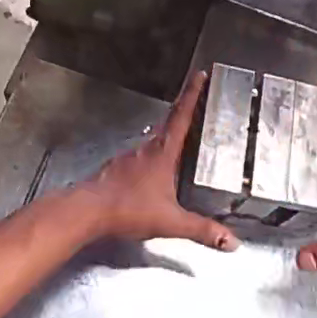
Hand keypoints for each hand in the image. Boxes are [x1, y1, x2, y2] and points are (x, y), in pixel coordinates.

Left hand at [75, 70, 239, 250]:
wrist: (85, 212)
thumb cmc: (127, 209)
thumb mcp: (170, 221)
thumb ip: (202, 230)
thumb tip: (231, 242)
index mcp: (162, 153)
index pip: (181, 116)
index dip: (192, 94)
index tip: (200, 75)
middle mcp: (145, 150)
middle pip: (168, 123)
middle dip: (184, 112)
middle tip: (198, 104)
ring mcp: (128, 158)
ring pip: (153, 141)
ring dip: (168, 136)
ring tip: (182, 140)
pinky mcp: (116, 170)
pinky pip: (140, 157)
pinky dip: (152, 157)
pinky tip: (155, 172)